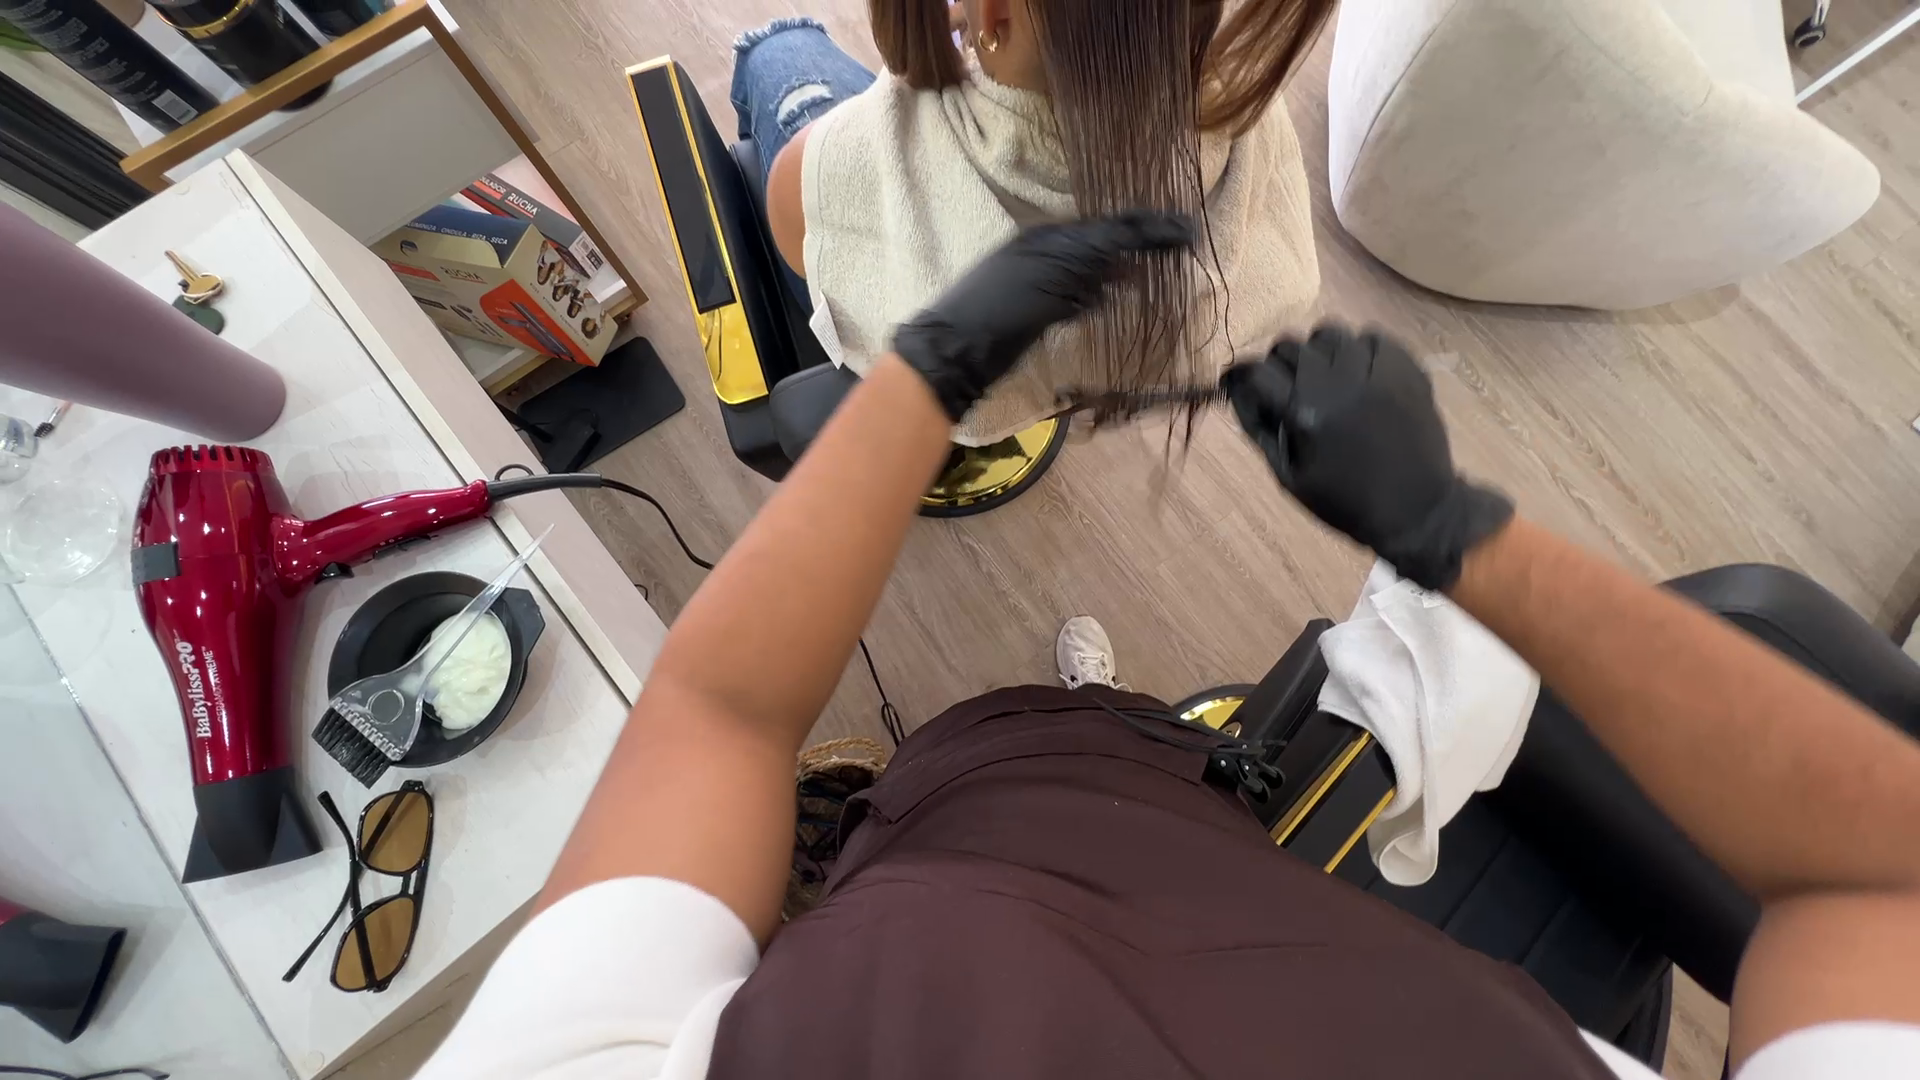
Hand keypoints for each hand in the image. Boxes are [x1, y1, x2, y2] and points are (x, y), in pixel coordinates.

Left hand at [891, 211, 1193, 421]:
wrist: (954, 352)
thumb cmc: (998, 313)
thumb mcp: (1050, 282)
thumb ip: (1090, 268)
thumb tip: (1124, 268)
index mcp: (1051, 237)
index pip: (1112, 226)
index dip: (1152, 229)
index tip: (1188, 233)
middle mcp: (1046, 252)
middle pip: (1103, 242)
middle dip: (1142, 243)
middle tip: (1180, 245)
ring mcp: (1038, 280)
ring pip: (1092, 267)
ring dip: (1124, 266)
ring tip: (1156, 270)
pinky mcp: (1033, 309)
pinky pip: (1076, 293)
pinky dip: (1100, 291)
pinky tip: (1114, 297)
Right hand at [1221, 323, 1513, 589]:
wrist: (1415, 511)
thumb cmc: (1343, 501)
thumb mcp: (1288, 476)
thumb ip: (1260, 431)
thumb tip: (1239, 395)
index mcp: (1305, 415)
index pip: (1257, 373)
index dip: (1239, 375)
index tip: (1236, 382)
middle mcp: (1338, 386)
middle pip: (1291, 346)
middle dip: (1276, 362)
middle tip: (1281, 382)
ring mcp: (1376, 375)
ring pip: (1331, 333)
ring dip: (1316, 350)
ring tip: (1320, 371)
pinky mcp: (1407, 373)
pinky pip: (1375, 338)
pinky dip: (1358, 348)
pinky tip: (1356, 369)